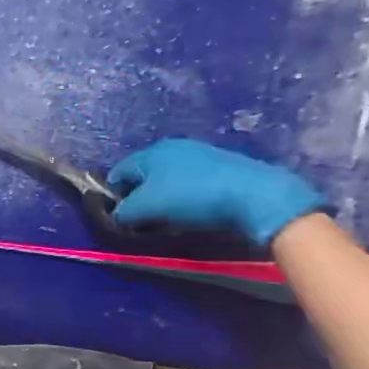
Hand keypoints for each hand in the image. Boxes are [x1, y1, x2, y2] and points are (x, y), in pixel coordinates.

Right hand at [109, 139, 325, 245]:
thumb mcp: (147, 208)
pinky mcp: (221, 166)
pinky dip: (186, 197)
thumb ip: (123, 212)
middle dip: (139, 198)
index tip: (120, 218)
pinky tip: (195, 212)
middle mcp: (172, 147)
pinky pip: (190, 182)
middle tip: (144, 221)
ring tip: (170, 220)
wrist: (255, 196)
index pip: (117, 173)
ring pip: (167, 180)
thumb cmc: (192, 198)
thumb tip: (117, 216)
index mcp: (151, 152)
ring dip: (163, 200)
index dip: (113, 197)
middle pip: (143, 177)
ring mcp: (199, 154)